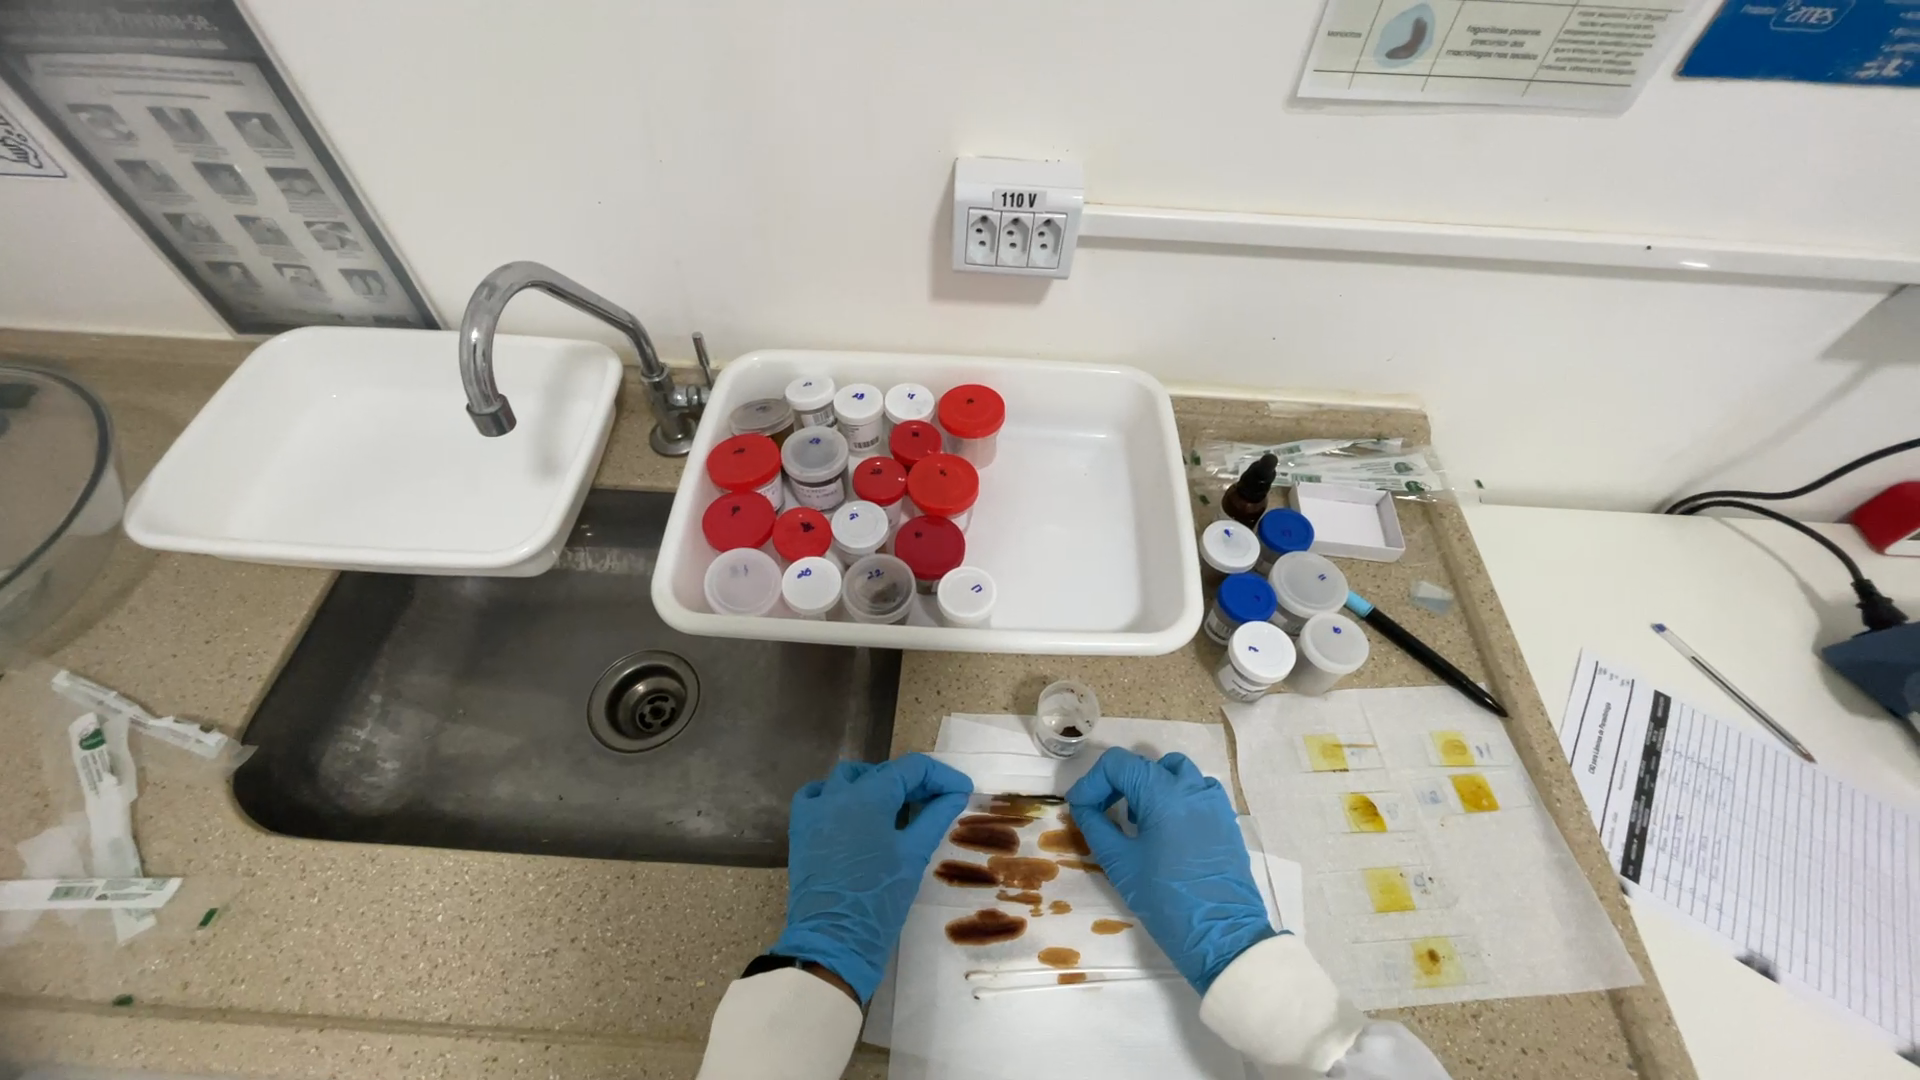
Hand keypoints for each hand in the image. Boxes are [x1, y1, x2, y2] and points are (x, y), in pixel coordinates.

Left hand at [771, 753, 972, 1003]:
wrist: (834, 942)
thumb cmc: (879, 899)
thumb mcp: (915, 855)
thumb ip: (936, 816)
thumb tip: (956, 793)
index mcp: (870, 795)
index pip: (911, 768)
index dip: (941, 775)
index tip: (962, 790)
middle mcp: (839, 793)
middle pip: (883, 771)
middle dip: (914, 782)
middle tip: (939, 801)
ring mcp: (816, 809)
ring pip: (849, 777)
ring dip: (876, 783)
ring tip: (897, 805)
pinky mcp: (801, 828)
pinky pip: (816, 795)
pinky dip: (836, 794)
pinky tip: (851, 809)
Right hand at [1066, 747, 1274, 993]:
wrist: (1223, 939)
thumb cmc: (1167, 901)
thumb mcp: (1120, 864)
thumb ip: (1096, 825)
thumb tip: (1081, 805)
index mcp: (1163, 793)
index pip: (1118, 764)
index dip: (1092, 781)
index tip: (1080, 806)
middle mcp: (1191, 787)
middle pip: (1143, 765)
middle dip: (1115, 784)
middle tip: (1100, 811)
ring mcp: (1213, 801)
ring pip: (1173, 771)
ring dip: (1148, 784)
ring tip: (1136, 817)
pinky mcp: (1225, 819)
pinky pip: (1195, 790)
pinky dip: (1174, 796)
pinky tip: (1166, 827)